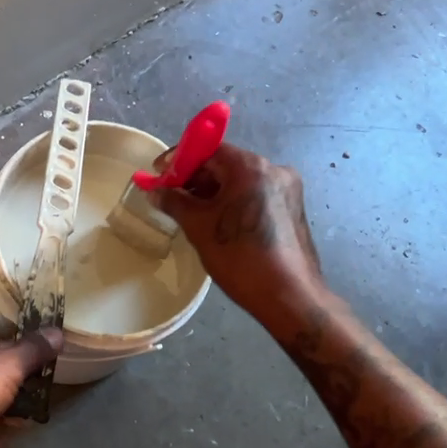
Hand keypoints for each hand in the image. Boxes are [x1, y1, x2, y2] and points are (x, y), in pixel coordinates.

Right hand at [149, 141, 326, 324]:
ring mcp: (287, 189)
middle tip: (171, 196)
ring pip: (240, 180)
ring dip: (214, 191)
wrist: (289, 298)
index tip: (158, 175)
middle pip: (225, 163)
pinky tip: (218, 222)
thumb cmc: (240, 257)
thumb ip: (174, 201)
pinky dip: (233, 202)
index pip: (207, 150)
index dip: (179, 160)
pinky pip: (255, 195)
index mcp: (250, 166)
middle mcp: (273, 169)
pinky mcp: (292, 209)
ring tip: (191, 213)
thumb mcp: (198, 226)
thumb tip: (154, 191)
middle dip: (196, 178)